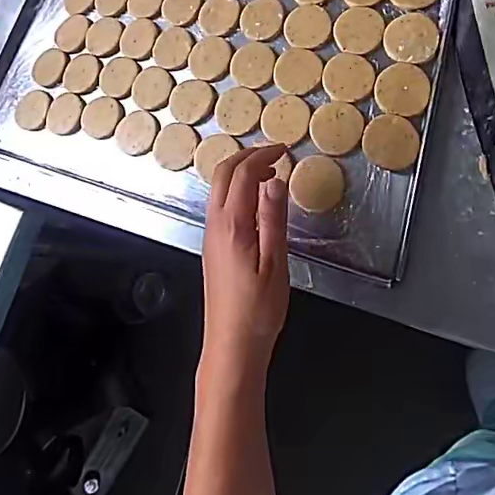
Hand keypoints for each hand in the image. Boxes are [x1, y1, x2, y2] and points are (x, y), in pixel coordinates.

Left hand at [200, 145, 290, 392]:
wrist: (231, 345)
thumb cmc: (258, 309)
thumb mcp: (276, 262)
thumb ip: (274, 218)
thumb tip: (275, 180)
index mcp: (232, 225)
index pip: (243, 175)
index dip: (263, 155)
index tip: (284, 149)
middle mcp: (215, 225)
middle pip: (223, 173)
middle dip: (248, 156)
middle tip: (275, 153)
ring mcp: (210, 235)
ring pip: (219, 187)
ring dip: (241, 171)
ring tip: (270, 172)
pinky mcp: (213, 246)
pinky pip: (221, 203)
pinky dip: (237, 189)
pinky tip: (257, 201)